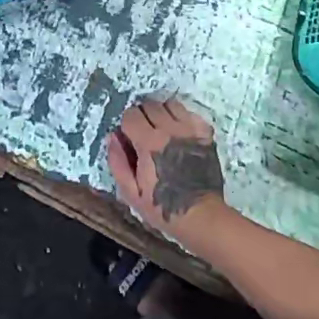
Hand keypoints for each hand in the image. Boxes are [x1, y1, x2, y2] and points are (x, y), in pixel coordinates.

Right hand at [108, 97, 230, 241]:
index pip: (131, 114)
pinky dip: (182, 118)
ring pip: (171, 104)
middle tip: (144, 134)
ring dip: (163, 113)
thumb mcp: (131, 192)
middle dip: (143, 115)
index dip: (127, 124)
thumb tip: (112, 136)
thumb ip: (118, 161)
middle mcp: (170, 129)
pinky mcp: (205, 132)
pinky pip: (190, 112)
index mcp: (149, 143)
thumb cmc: (162, 207)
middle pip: (150, 104)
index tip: (129, 137)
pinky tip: (180, 134)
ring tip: (162, 130)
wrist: (200, 214)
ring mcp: (190, 128)